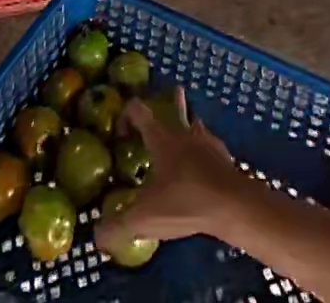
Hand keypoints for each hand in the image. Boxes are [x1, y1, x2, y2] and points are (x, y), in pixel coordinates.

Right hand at [95, 89, 245, 250]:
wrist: (233, 205)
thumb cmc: (185, 202)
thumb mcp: (144, 219)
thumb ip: (117, 227)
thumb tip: (97, 235)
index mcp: (162, 139)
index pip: (139, 111)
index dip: (127, 115)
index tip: (121, 134)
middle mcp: (184, 133)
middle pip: (176, 107)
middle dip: (172, 101)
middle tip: (171, 94)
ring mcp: (207, 143)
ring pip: (195, 124)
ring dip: (189, 124)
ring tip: (185, 131)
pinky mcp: (224, 157)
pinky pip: (210, 145)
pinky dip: (204, 150)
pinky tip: (202, 166)